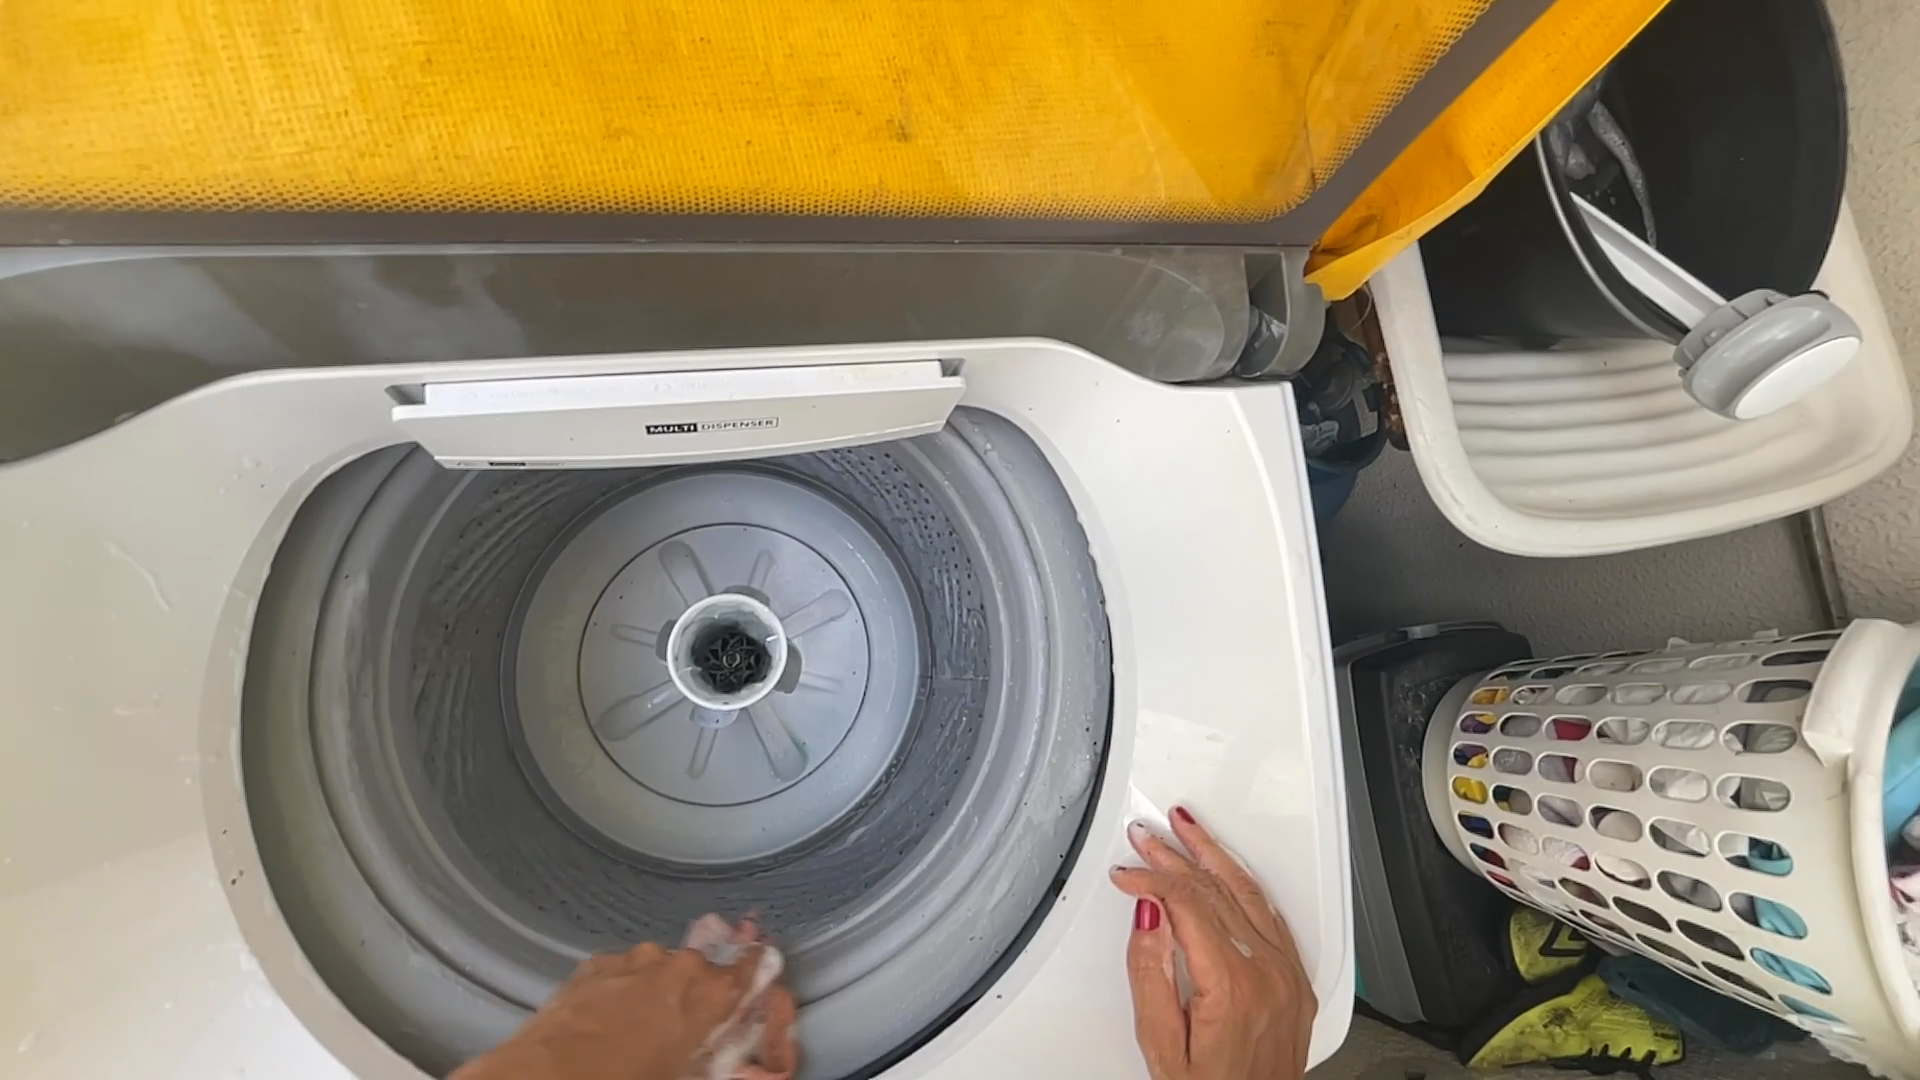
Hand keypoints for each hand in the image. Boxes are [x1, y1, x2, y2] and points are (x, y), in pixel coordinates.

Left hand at [451, 917, 796, 1079]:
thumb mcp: (684, 1076)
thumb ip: (712, 1062)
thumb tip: (732, 1063)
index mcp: (705, 993)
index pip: (748, 968)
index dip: (754, 974)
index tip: (757, 977)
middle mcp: (676, 965)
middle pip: (701, 971)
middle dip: (697, 994)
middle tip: (683, 1031)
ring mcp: (632, 960)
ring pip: (659, 969)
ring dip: (657, 992)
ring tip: (637, 1032)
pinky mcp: (593, 966)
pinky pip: (622, 972)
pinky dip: (622, 990)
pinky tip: (605, 1024)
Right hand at [1110, 808, 1315, 1079]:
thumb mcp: (1162, 1043)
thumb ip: (1150, 973)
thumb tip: (1148, 912)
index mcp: (1233, 985)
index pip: (1186, 903)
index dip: (1151, 879)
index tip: (1125, 874)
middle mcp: (1267, 973)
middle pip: (1212, 890)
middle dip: (1172, 856)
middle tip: (1144, 836)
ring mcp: (1286, 974)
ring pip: (1245, 891)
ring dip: (1211, 852)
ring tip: (1185, 825)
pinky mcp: (1296, 980)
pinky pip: (1270, 914)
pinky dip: (1242, 881)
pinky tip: (1225, 865)